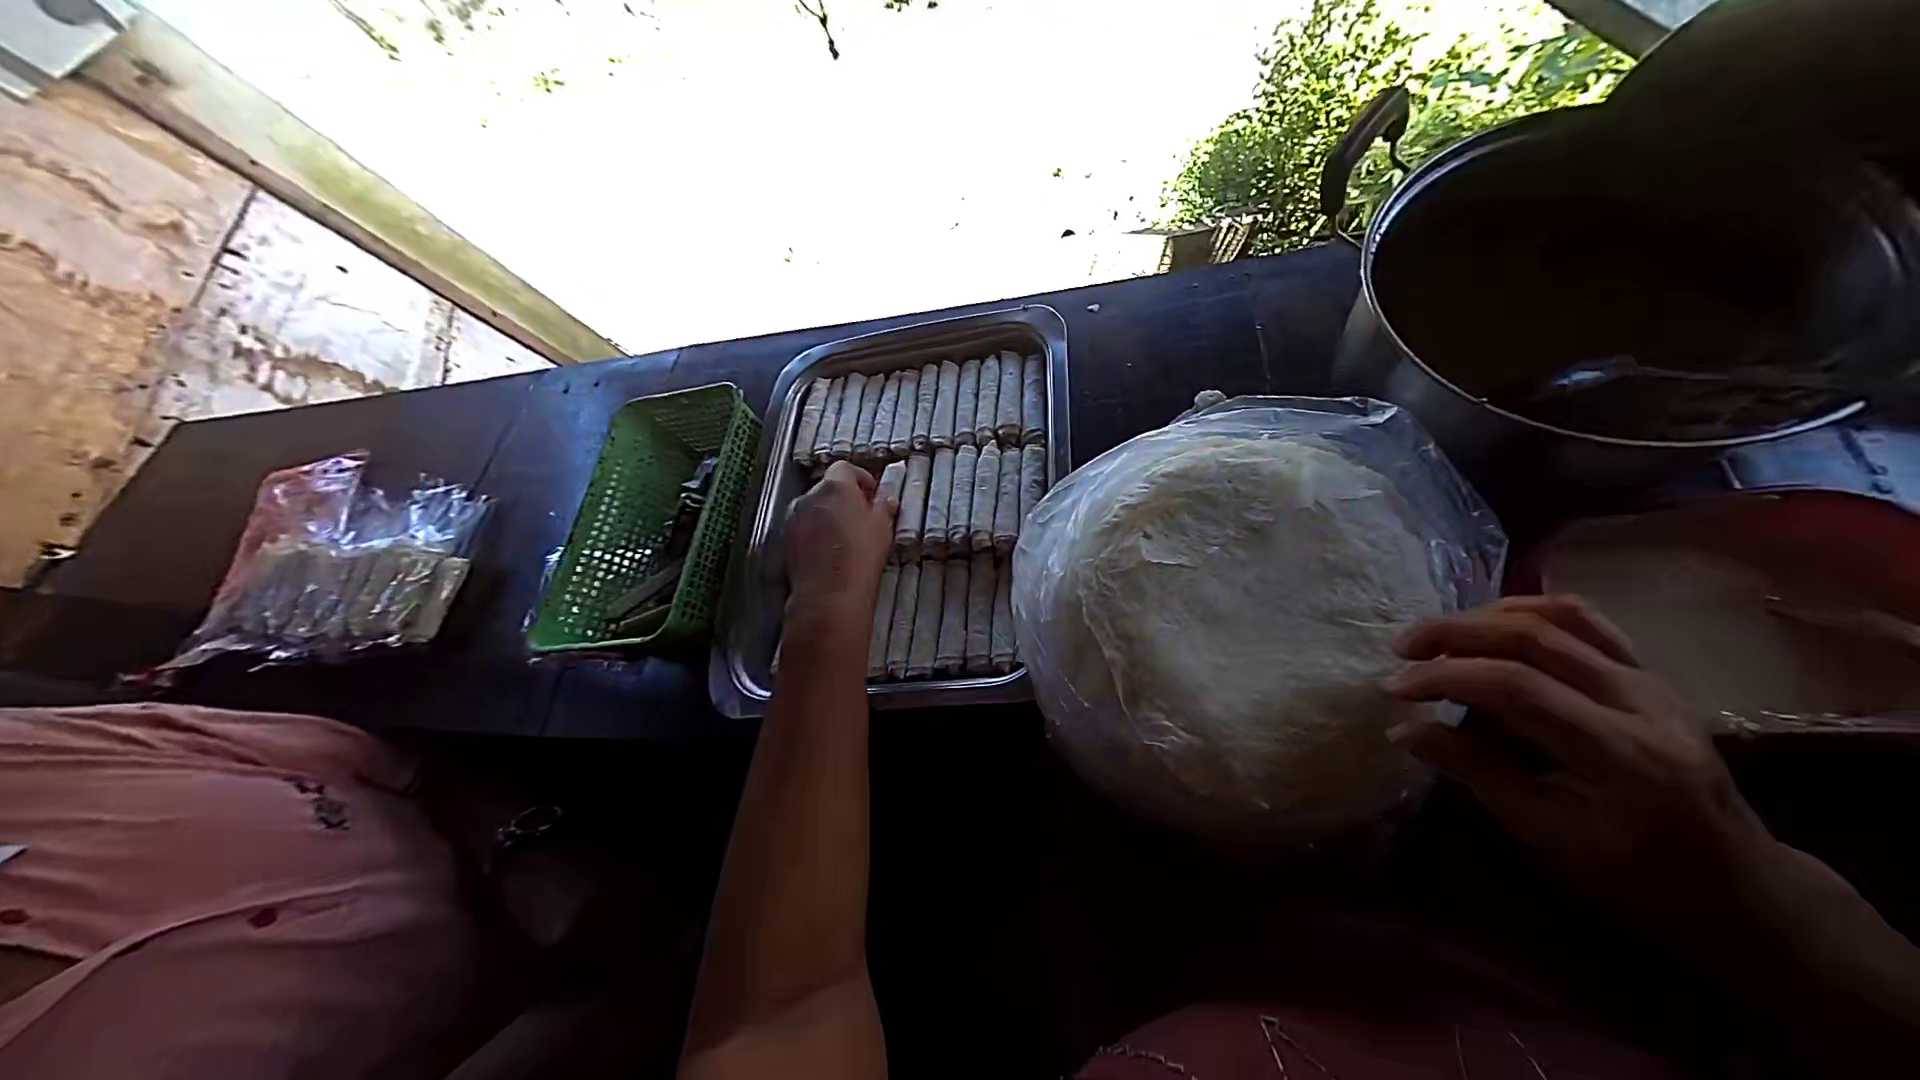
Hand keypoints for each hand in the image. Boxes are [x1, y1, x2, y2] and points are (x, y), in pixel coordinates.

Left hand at [783, 462, 897, 622]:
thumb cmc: (861, 556)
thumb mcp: (883, 527)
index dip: (861, 478)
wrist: (829, 594)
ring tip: (846, 536)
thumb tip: (885, 496)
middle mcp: (809, 496)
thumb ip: (884, 505)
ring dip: (829, 514)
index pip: (845, 468)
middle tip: (863, 516)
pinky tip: (831, 551)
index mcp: (835, 486)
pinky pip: (805, 527)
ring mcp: (794, 518)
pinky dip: (816, 532)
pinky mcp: (787, 540)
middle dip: (844, 497)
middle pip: (828, 487)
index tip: (873, 493)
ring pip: (814, 507)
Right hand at [1384, 595, 1769, 931]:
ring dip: (1483, 617)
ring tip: (1437, 635)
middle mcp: (1642, 701)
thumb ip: (1473, 770)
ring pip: (1557, 616)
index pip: (1517, 687)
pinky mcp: (1644, 671)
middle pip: (1534, 637)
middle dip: (1454, 634)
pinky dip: (1524, 612)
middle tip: (1402, 649)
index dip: (1445, 678)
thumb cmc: (1633, 870)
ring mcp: (1648, 679)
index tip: (1395, 690)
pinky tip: (1486, 625)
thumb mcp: (1544, 832)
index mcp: (1621, 752)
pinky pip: (1582, 620)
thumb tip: (1401, 730)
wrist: (1735, 879)